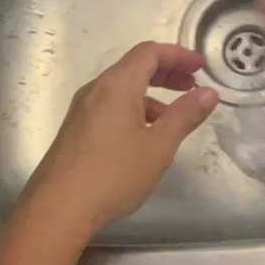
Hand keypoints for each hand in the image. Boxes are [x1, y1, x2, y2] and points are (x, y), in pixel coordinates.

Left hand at [20, 42, 219, 236]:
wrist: (56, 211)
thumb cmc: (112, 174)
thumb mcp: (159, 145)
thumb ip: (185, 115)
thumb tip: (208, 92)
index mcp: (117, 85)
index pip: (150, 52)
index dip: (178, 54)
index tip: (202, 67)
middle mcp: (96, 90)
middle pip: (135, 66)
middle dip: (167, 72)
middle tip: (192, 86)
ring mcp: (82, 110)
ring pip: (122, 89)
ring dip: (152, 94)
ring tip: (174, 117)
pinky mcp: (76, 131)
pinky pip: (110, 106)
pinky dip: (134, 109)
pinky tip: (145, 137)